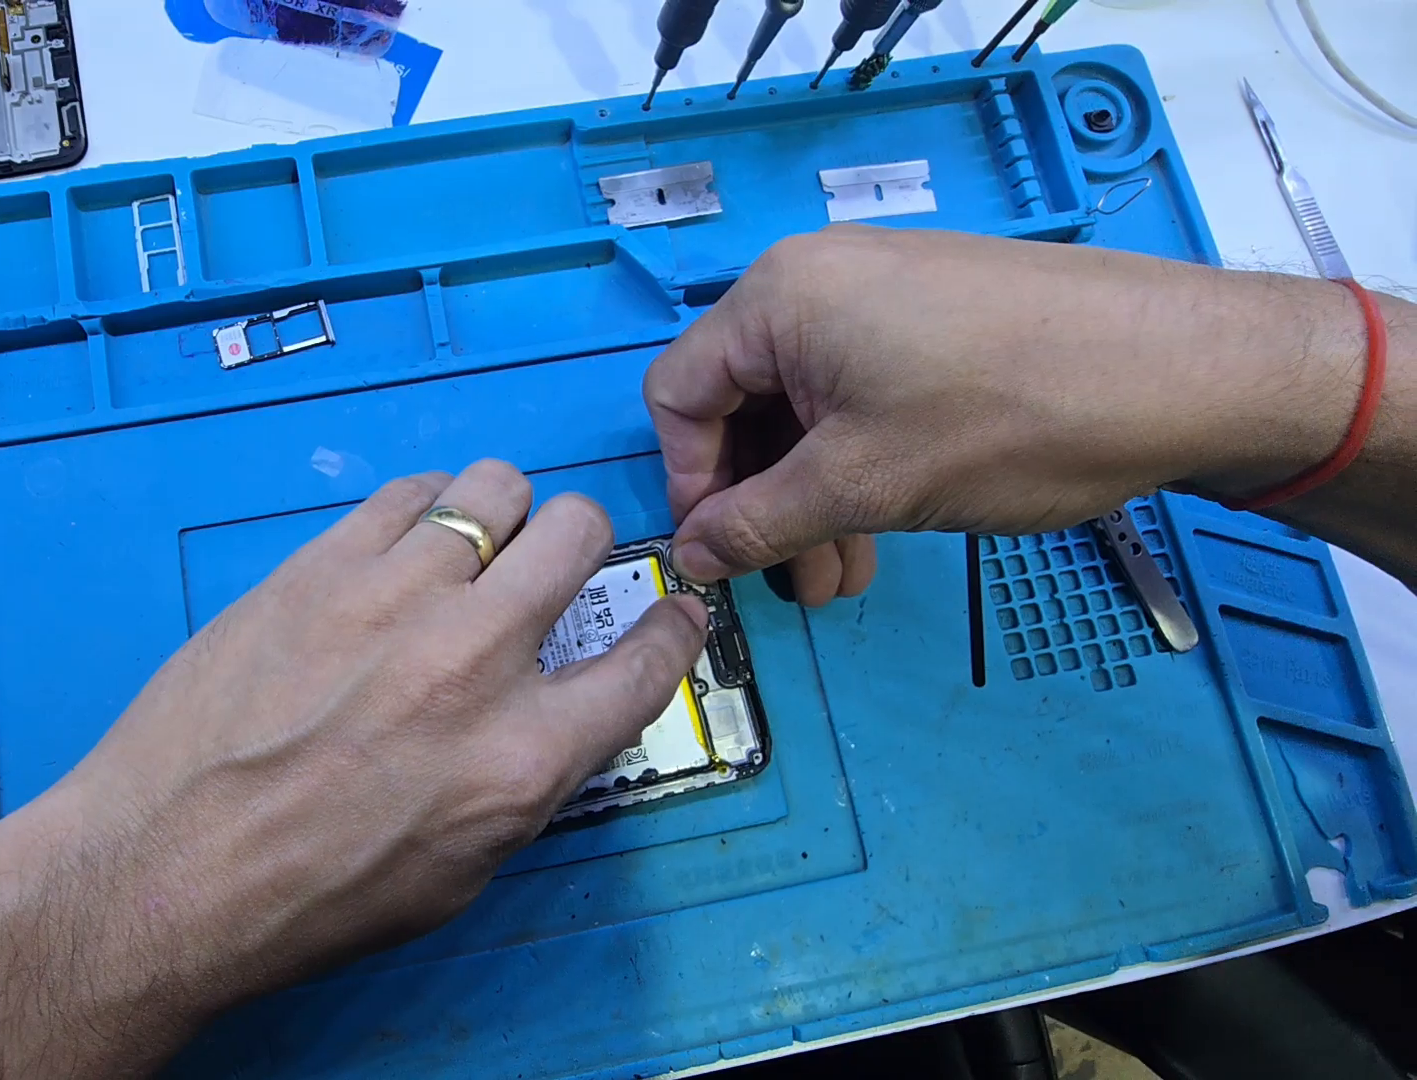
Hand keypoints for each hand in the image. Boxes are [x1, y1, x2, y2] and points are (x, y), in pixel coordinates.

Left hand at [0, 460, 708, 1060]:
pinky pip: (409, 492)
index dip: (674, 629)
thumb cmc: (318, 893)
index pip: (646, 665)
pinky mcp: (323, 563)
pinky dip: (426, 508)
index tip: (672, 613)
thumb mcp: (463, 867)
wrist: (167, 866)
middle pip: (578, 532)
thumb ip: (530, 773)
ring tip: (470, 544)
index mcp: (525, 753)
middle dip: (581, 540)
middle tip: (549, 563)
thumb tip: (555, 705)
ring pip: (493, 488)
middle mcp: (476, 655)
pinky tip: (405, 541)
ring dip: (500, 512)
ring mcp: (396, 595)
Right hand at [645, 226, 1366, 583]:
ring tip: (836, 576)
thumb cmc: (1009, 419)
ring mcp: (866, 302)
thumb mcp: (860, 485)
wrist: (1210, 372)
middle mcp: (808, 287)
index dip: (689, 480)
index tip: (721, 547)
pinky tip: (868, 537)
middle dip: (757, 504)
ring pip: (794, 419)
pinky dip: (844, 471)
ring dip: (804, 503)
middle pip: (736, 411)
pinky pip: (844, 405)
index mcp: (774, 300)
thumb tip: (689, 561)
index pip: (678, 396)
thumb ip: (754, 526)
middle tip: (788, 577)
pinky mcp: (914, 325)